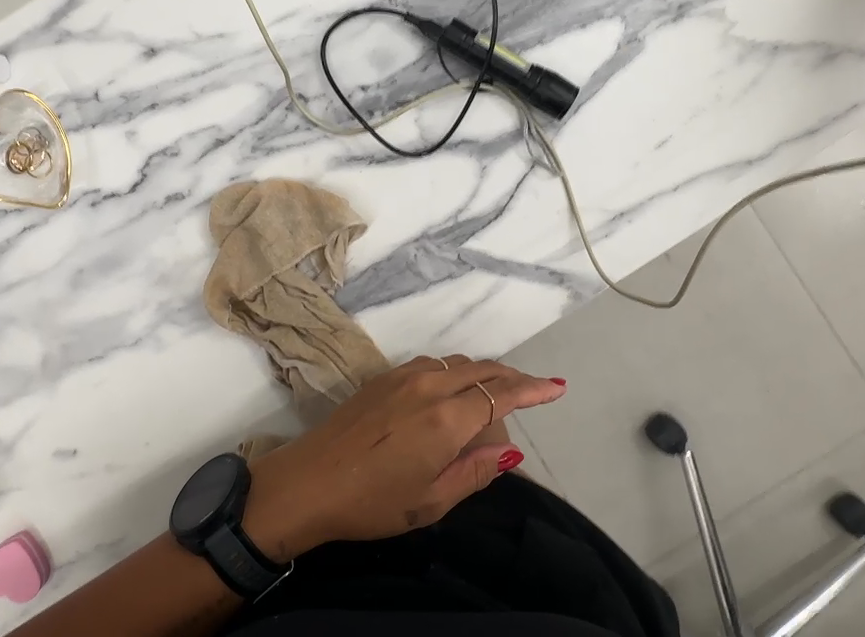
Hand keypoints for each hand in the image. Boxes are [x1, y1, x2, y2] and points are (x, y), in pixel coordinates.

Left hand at [240, 355, 564, 560]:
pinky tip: (452, 391)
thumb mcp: (432, 501)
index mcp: (446, 419)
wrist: (308, 482)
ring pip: (456, 363)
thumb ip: (475, 471)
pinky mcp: (383, 377)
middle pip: (482, 369)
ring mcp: (403, 377)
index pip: (501, 394)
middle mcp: (429, 387)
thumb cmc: (373, 502)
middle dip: (511, 376)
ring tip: (494, 393)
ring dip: (482, 372)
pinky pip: (431, 364)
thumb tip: (510, 450)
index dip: (532, 389)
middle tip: (532, 389)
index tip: (556, 387)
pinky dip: (454, 371)